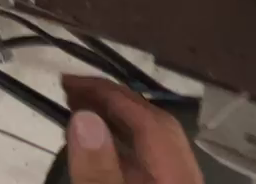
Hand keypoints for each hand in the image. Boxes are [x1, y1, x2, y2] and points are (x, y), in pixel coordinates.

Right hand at [63, 76, 203, 183]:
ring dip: (117, 118)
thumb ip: (99, 170)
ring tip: (79, 107)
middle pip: (158, 126)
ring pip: (157, 142)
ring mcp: (180, 183)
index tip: (68, 82)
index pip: (150, 121)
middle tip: (72, 90)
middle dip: (113, 100)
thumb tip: (84, 118)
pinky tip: (99, 142)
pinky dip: (123, 142)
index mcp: (177, 179)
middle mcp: (186, 178)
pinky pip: (152, 160)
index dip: (108, 94)